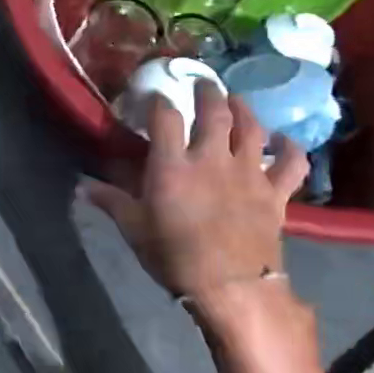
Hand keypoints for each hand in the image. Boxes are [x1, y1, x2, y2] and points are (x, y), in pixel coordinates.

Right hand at [83, 84, 308, 310]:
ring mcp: (248, 173)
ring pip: (252, 127)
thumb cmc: (174, 257)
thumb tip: (83, 186)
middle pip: (215, 111)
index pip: (166, 117)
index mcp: (173, 165)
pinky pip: (290, 163)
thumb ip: (111, 201)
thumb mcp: (134, 229)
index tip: (154, 96)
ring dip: (244, 109)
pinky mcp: (275, 192)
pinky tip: (284, 140)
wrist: (231, 288)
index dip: (159, 100)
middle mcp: (211, 158)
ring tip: (236, 101)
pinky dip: (289, 148)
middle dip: (208, 92)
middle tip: (204, 83)